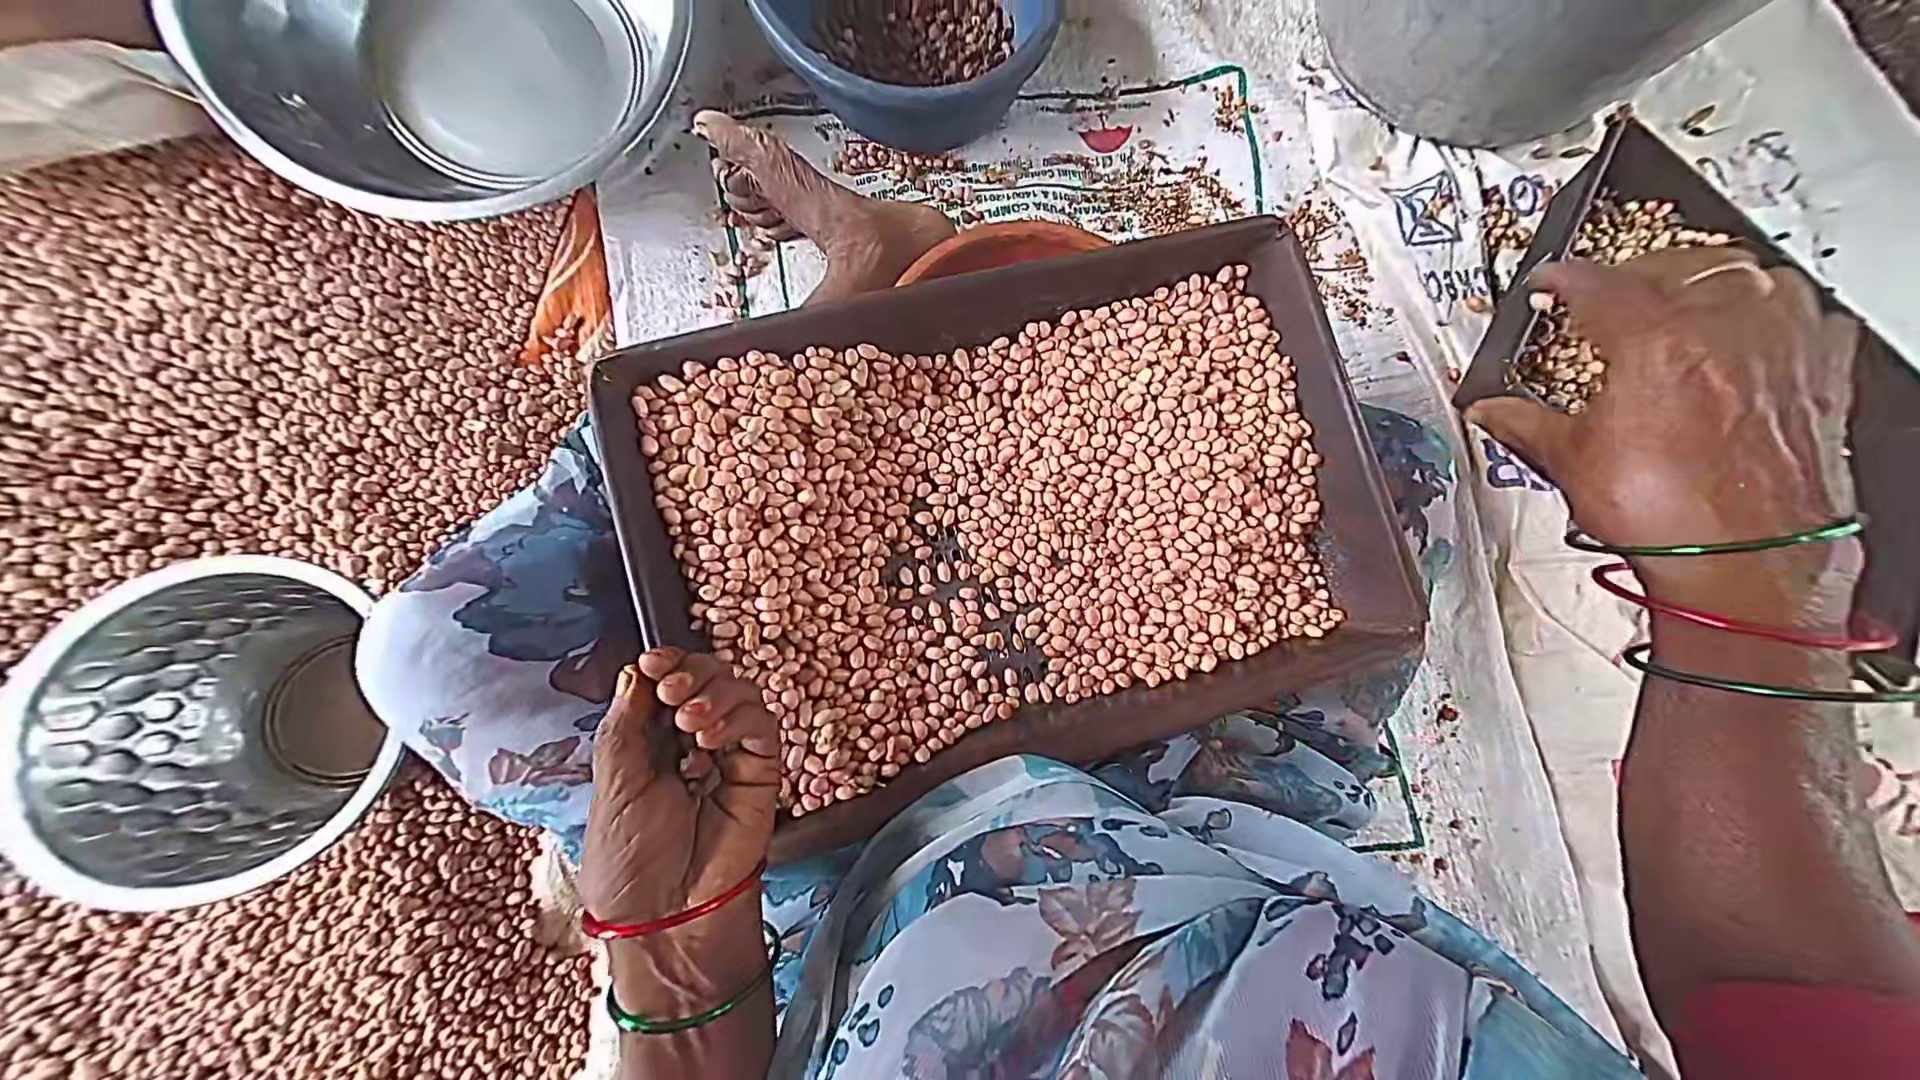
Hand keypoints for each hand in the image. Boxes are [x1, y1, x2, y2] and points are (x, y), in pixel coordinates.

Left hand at [579, 648, 778, 928]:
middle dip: (693, 673)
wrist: (666, 916)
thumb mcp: (614, 784)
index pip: (672, 682)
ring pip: (741, 692)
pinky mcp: (761, 768)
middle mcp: (697, 738)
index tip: (655, 662)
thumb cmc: (630, 857)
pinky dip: (738, 719)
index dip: (668, 663)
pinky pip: (762, 724)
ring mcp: (732, 751)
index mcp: (656, 739)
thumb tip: (638, 668)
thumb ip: (626, 724)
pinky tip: (710, 740)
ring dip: (715, 693)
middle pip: (711, 677)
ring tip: (688, 720)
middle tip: (672, 692)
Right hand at [1466, 248, 1861, 630]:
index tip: (1549, 278)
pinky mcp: (1819, 370)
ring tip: (1671, 293)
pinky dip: (1763, 305)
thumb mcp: (1569, 458)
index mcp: (1657, 345)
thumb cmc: (1666, 509)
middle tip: (1603, 285)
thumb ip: (1525, 421)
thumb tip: (1491, 409)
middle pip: (1681, 264)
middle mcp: (1728, 331)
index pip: (1602, 286)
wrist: (1744, 551)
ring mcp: (1782, 345)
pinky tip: (1741, 325)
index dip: (1565, 277)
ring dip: (1702, 276)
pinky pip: (1799, 309)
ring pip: (1749, 273)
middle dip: (1633, 269)